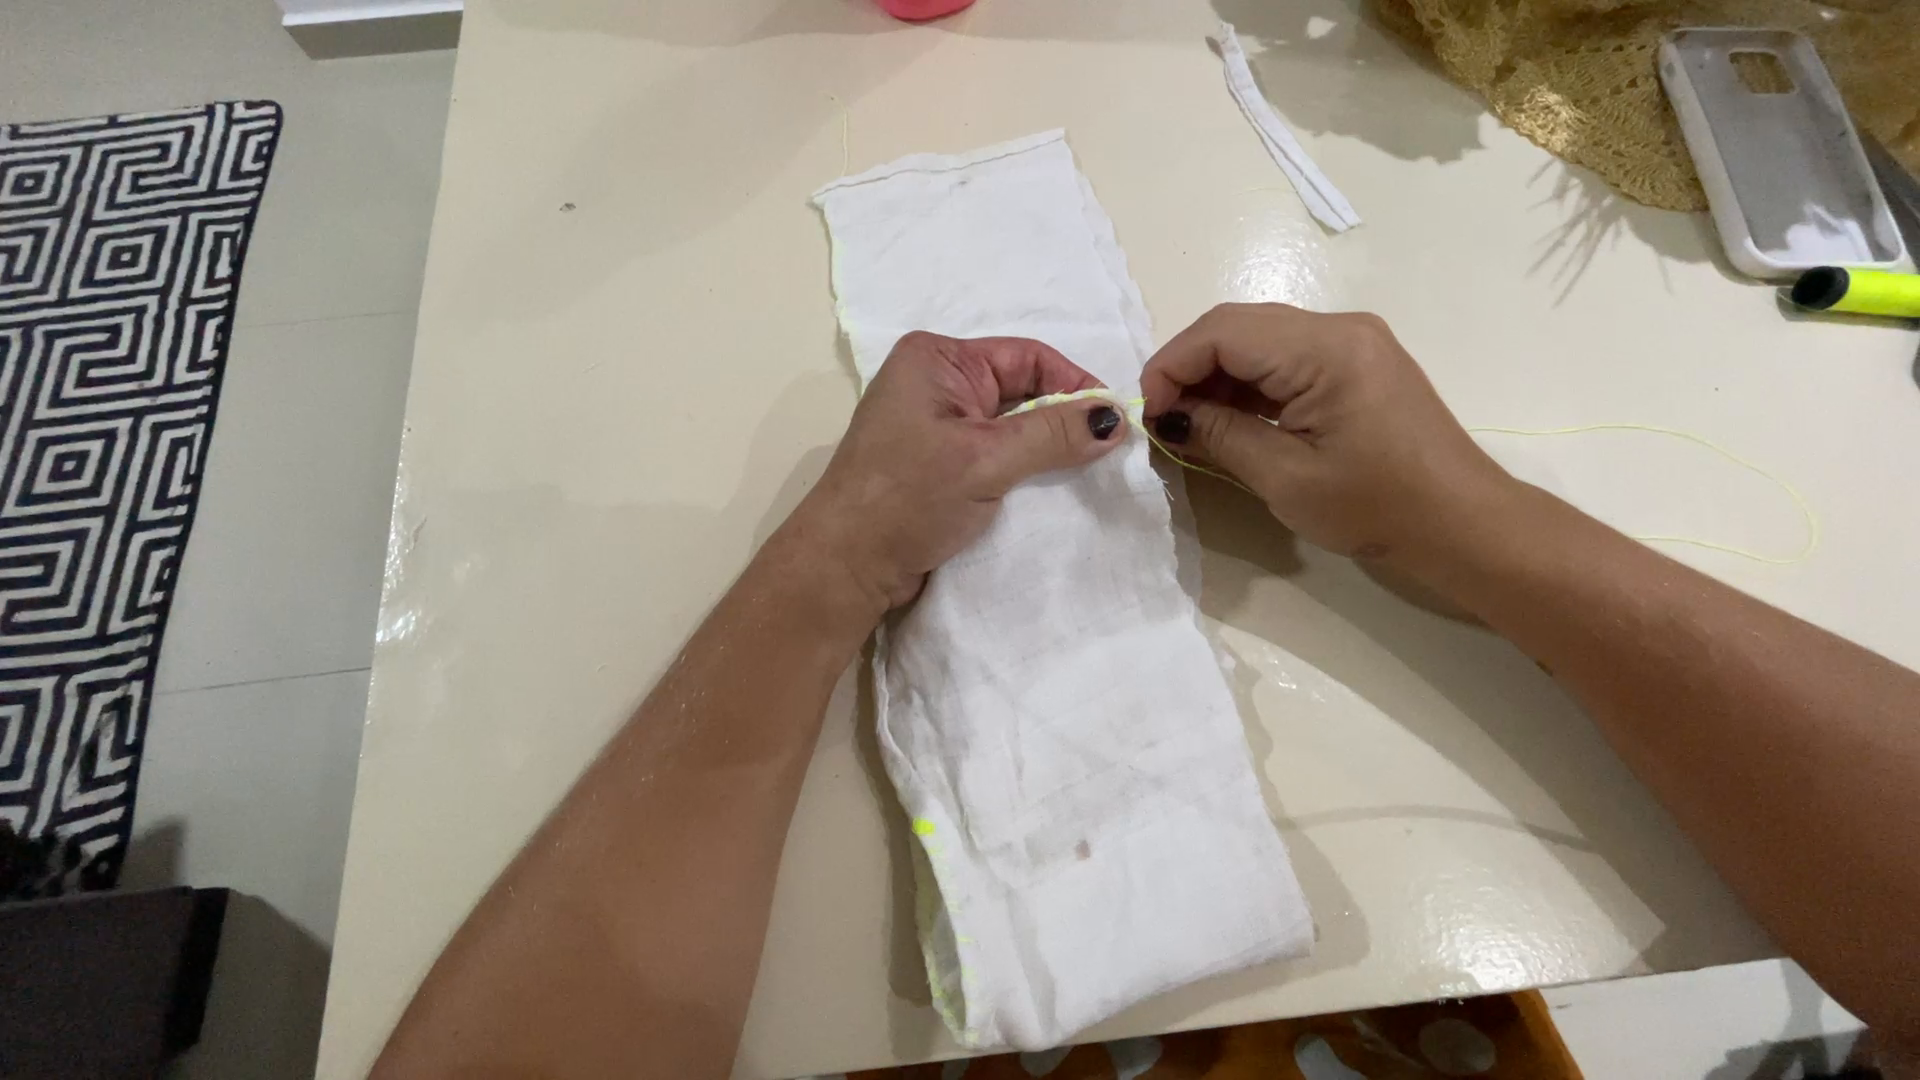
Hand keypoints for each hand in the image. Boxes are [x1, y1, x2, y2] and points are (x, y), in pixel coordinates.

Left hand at [777, 331, 1126, 613]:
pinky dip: (1022, 467)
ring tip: (1086, 469)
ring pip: (1009, 426)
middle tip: (1108, 449)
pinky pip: (994, 454)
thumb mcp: (985, 459)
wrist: (847, 566)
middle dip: (1062, 417)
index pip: (1025, 357)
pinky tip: (1049, 486)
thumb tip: (1115, 418)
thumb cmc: (908, 499)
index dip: (1074, 384)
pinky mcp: (938, 465)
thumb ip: (1052, 434)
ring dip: (1044, 447)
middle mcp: (935, 384)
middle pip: (1020, 390)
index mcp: (937, 360)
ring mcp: (935, 426)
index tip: (1115, 421)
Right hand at [1140, 303, 1512, 560]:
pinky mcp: (1353, 362)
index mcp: (1326, 349)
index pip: (1223, 332)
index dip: (1171, 366)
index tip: (1147, 414)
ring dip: (1213, 374)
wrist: (1460, 523)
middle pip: (1237, 326)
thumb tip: (1167, 416)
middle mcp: (1339, 328)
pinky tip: (1226, 417)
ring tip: (1188, 422)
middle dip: (1187, 367)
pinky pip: (1281, 357)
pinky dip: (1244, 382)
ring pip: (1256, 339)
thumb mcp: (1284, 477)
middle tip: (1162, 418)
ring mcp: (1350, 342)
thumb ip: (1220, 435)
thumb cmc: (1376, 507)